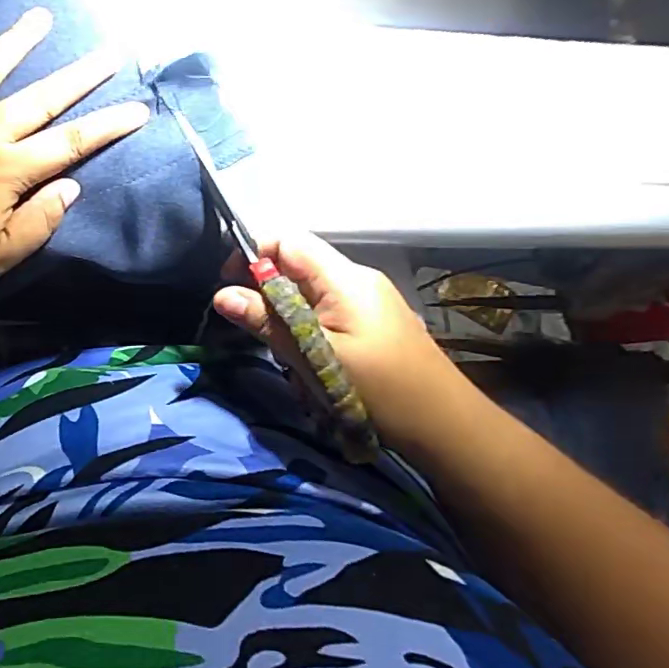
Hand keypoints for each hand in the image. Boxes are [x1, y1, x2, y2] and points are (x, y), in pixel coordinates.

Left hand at [0, 1, 149, 316]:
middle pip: (40, 98)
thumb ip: (40, 220)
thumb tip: (71, 186)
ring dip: (13, 41)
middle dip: (80, 76)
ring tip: (39, 17)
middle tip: (110, 53)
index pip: (71, 143)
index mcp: (7, 169)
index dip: (109, 126)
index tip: (140, 109)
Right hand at [211, 234, 479, 452]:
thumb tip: (221, 294)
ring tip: (290, 359)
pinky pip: (327, 313)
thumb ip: (269, 323)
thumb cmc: (382, 390)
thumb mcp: (316, 358)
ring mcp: (368, 301)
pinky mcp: (373, 322)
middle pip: (296, 267)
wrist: (446, 426)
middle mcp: (357, 279)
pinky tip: (312, 366)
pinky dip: (308, 332)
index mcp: (345, 278)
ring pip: (308, 294)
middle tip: (259, 334)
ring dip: (287, 320)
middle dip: (268, 295)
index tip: (231, 289)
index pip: (288, 241)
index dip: (254, 256)